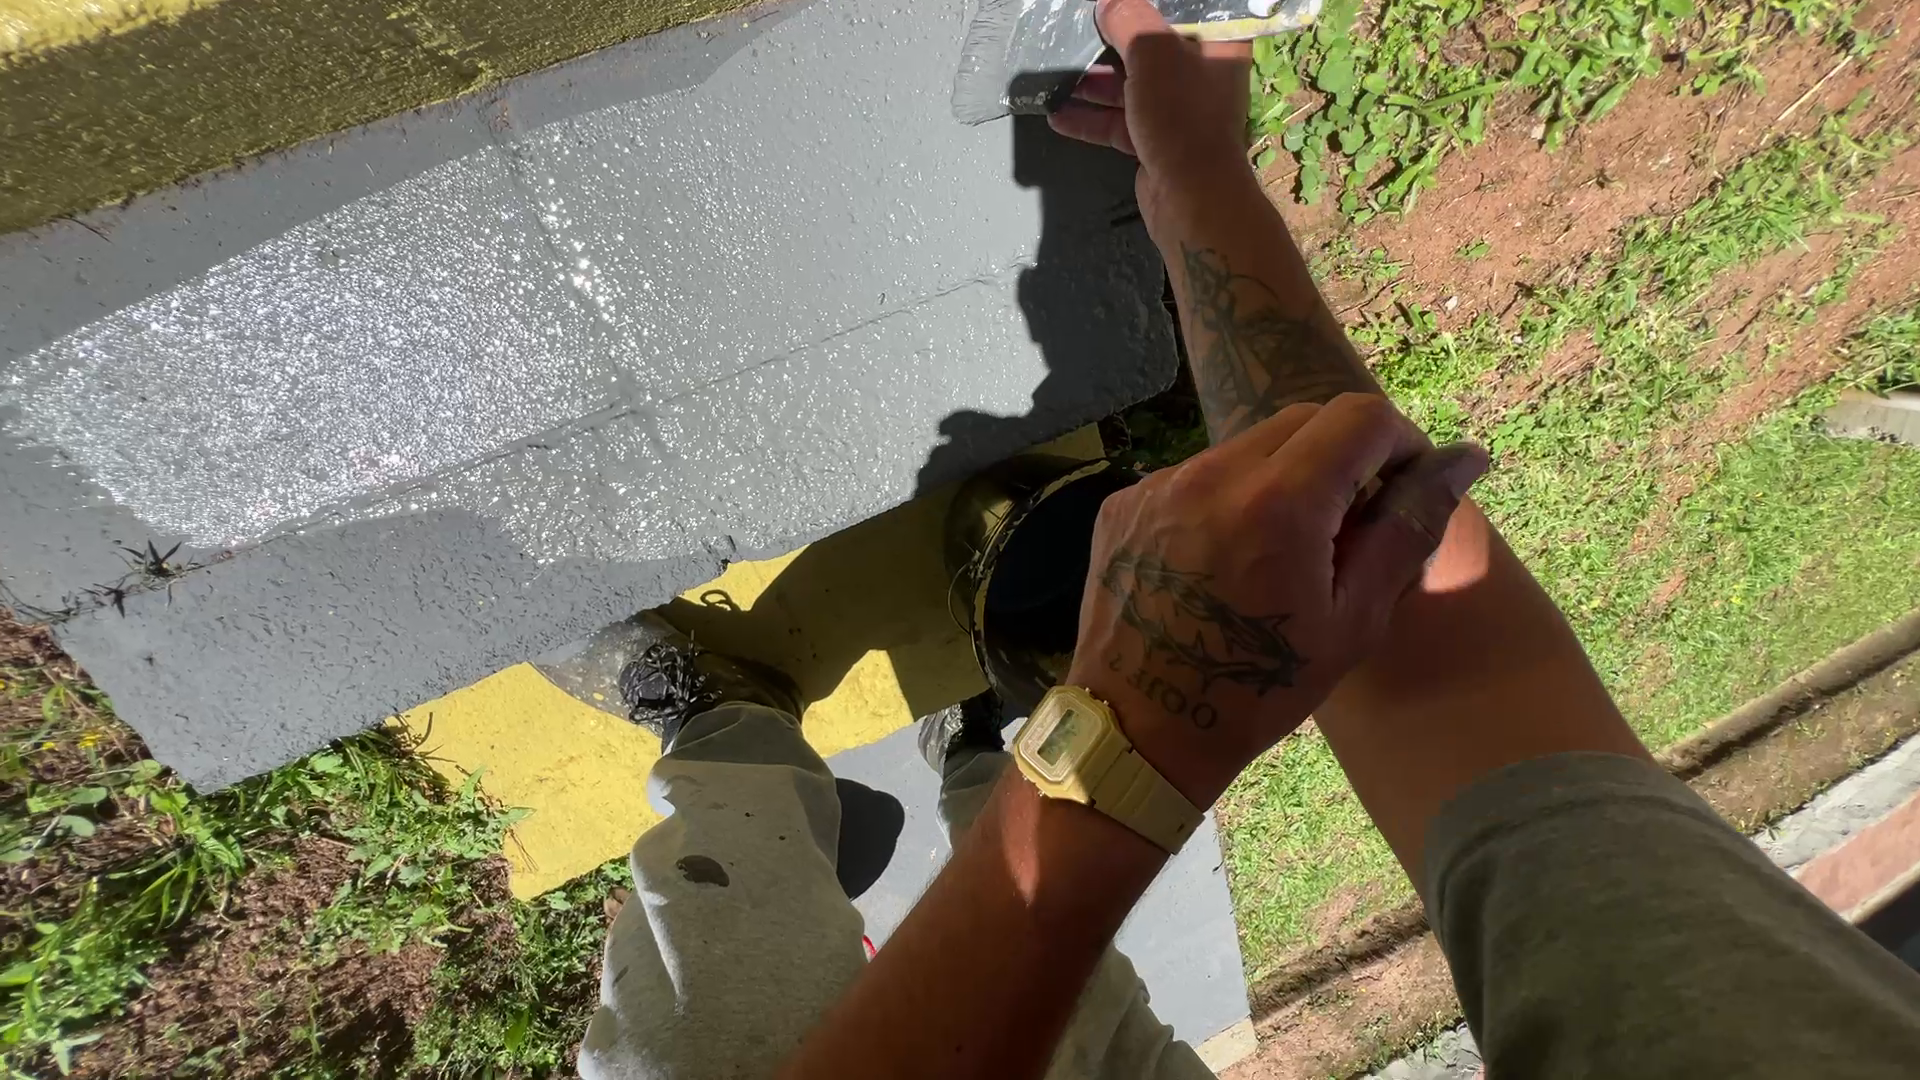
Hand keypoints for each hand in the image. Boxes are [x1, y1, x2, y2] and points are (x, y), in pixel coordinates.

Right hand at [1047, 0, 1256, 230]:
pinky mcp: (1154, 145)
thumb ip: (1129, 21)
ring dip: (1092, 87)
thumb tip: (1108, 3)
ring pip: (1129, 91)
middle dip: (1109, 47)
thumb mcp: (1153, 52)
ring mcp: (1175, 113)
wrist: (1189, 195)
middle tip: (1076, 37)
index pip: (1179, 12)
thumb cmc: (1180, 113)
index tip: (1110, 6)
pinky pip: (1119, 125)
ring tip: (1056, 79)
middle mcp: (1198, 75)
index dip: (1143, 7)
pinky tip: (1059, 117)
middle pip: (1148, 51)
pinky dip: (1091, 121)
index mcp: (1215, 42)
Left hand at [1067, 395, 1488, 805]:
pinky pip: (1193, 476)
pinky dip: (1224, 498)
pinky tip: (1218, 558)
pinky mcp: (1123, 503)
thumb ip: (1408, 527)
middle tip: (1346, 521)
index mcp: (1276, 501)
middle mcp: (1209, 474)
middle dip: (1342, 454)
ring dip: (1279, 475)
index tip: (1399, 488)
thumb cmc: (1257, 687)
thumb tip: (1463, 459)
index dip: (1399, 442)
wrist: (1140, 723)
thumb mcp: (1353, 618)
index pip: (1359, 416)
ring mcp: (1156, 485)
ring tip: (1277, 548)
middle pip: (1300, 420)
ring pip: (1244, 447)